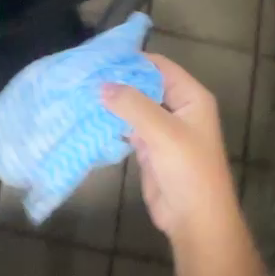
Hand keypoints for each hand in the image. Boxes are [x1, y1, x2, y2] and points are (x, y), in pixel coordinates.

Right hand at [101, 54, 240, 242]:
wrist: (195, 218)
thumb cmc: (188, 170)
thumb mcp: (163, 132)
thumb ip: (132, 105)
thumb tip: (101, 85)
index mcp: (191, 97)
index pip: (159, 67)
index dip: (131, 60)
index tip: (98, 57)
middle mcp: (178, 109)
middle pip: (145, 85)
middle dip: (118, 80)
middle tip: (83, 75)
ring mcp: (163, 130)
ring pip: (134, 108)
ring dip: (112, 103)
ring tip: (80, 92)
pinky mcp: (149, 149)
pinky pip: (127, 129)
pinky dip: (111, 123)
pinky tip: (88, 117)